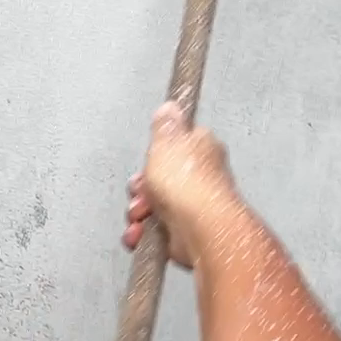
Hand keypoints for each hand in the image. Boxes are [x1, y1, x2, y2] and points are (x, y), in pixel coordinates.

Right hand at [123, 102, 247, 269]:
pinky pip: (153, 230)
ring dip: (138, 211)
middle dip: (141, 187)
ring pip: (152, 206)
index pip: (176, 144)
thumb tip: (169, 108)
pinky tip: (141, 231)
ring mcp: (192, 206)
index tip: (147, 159)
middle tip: (141, 188)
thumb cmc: (189, 184)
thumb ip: (166, 125)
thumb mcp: (168, 141)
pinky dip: (142, 232)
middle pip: (158, 178)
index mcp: (202, 148)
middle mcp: (201, 177)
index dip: (154, 152)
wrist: (198, 226)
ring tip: (141, 213)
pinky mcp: (183, 232)